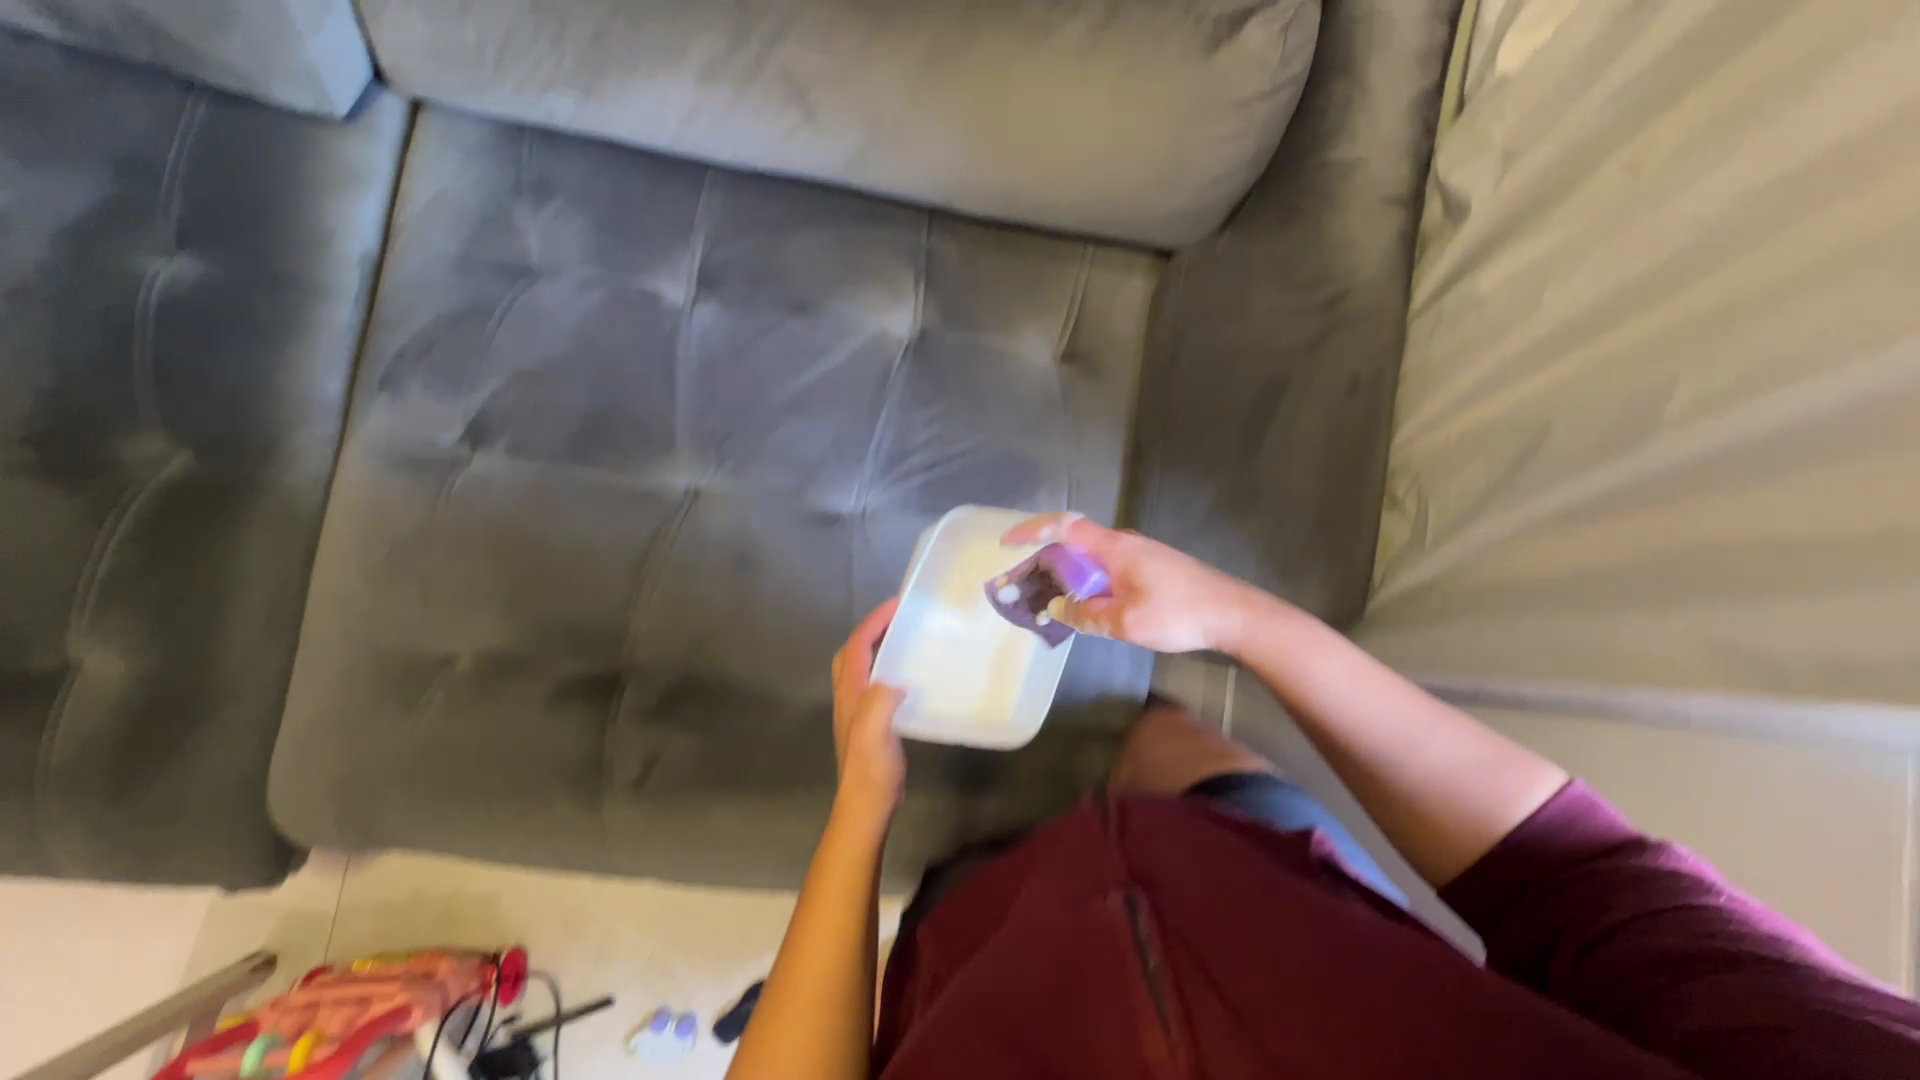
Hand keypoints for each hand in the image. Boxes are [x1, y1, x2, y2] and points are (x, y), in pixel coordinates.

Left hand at [830, 598, 906, 821]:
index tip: (897, 604)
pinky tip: (909, 679)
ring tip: (906, 640)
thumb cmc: (871, 770)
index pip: (856, 646)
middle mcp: (849, 698)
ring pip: (862, 668)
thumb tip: (892, 682)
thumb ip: (878, 701)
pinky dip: (888, 671)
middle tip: (898, 620)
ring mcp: (857, 712)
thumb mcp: (874, 732)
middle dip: (871, 630)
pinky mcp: (871, 725)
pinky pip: (875, 685)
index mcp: (849, 693)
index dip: (873, 622)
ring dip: (878, 648)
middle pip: (852, 653)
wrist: (867, 807)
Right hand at [1001, 513, 1264, 653]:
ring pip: (1094, 559)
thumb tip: (1060, 608)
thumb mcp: (1126, 623)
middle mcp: (1125, 543)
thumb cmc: (1179, 613)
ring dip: (1070, 574)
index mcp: (1115, 548)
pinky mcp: (1153, 568)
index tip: (1008, 543)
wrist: (1234, 614)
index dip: (1033, 530)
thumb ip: (1087, 615)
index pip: (1065, 526)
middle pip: (1076, 542)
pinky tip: (1089, 604)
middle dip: (1047, 559)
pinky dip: (1090, 581)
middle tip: (1025, 583)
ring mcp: (1141, 554)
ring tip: (1051, 597)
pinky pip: (1110, 569)